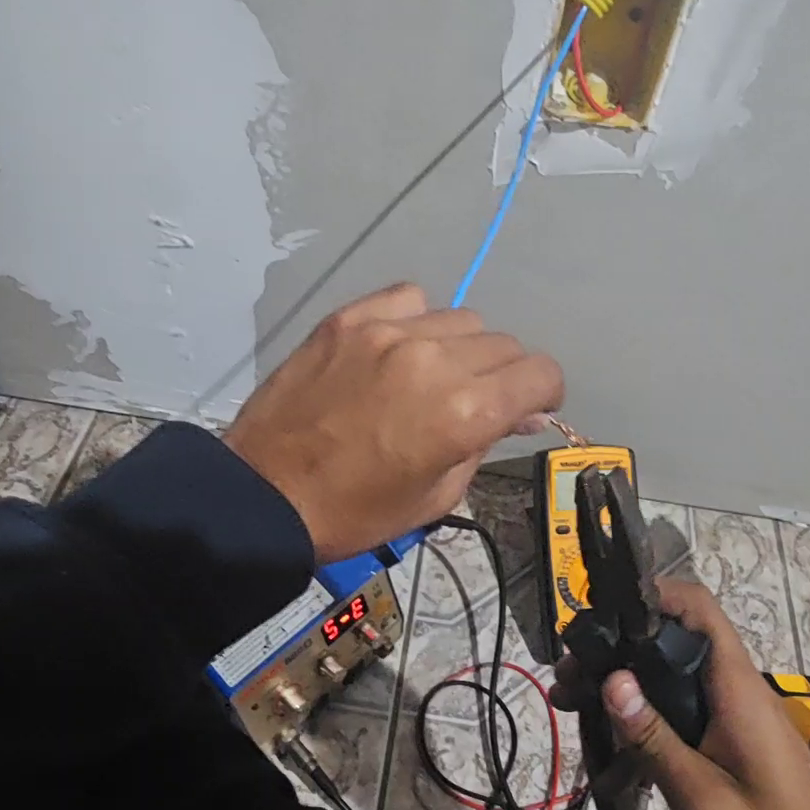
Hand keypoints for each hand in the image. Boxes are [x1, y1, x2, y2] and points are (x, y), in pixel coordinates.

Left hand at [223, 283, 562, 561]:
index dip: (545, 392)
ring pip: (460, 318)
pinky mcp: (349, 319)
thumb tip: (518, 412)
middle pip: (503, 344)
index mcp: (465, 412)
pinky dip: (416, 319)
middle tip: (475, 401)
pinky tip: (398, 346)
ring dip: (461, 348)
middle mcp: (435, 360)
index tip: (529, 407)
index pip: (540, 373)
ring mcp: (388, 332)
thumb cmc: (356, 512)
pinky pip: (408, 298)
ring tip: (431, 374)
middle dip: (503, 375)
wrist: (264, 495)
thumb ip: (485, 443)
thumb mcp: (437, 497)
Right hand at [551, 580, 809, 809]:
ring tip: (572, 706)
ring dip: (624, 690)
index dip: (650, 596)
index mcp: (740, 691)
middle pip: (674, 644)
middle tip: (565, 679)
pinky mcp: (735, 752)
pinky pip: (684, 718)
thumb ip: (655, 738)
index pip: (698, 608)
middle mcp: (740, 695)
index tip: (597, 616)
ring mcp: (739, 725)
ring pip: (674, 683)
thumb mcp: (704, 802)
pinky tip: (608, 749)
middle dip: (617, 652)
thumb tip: (611, 676)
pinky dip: (644, 723)